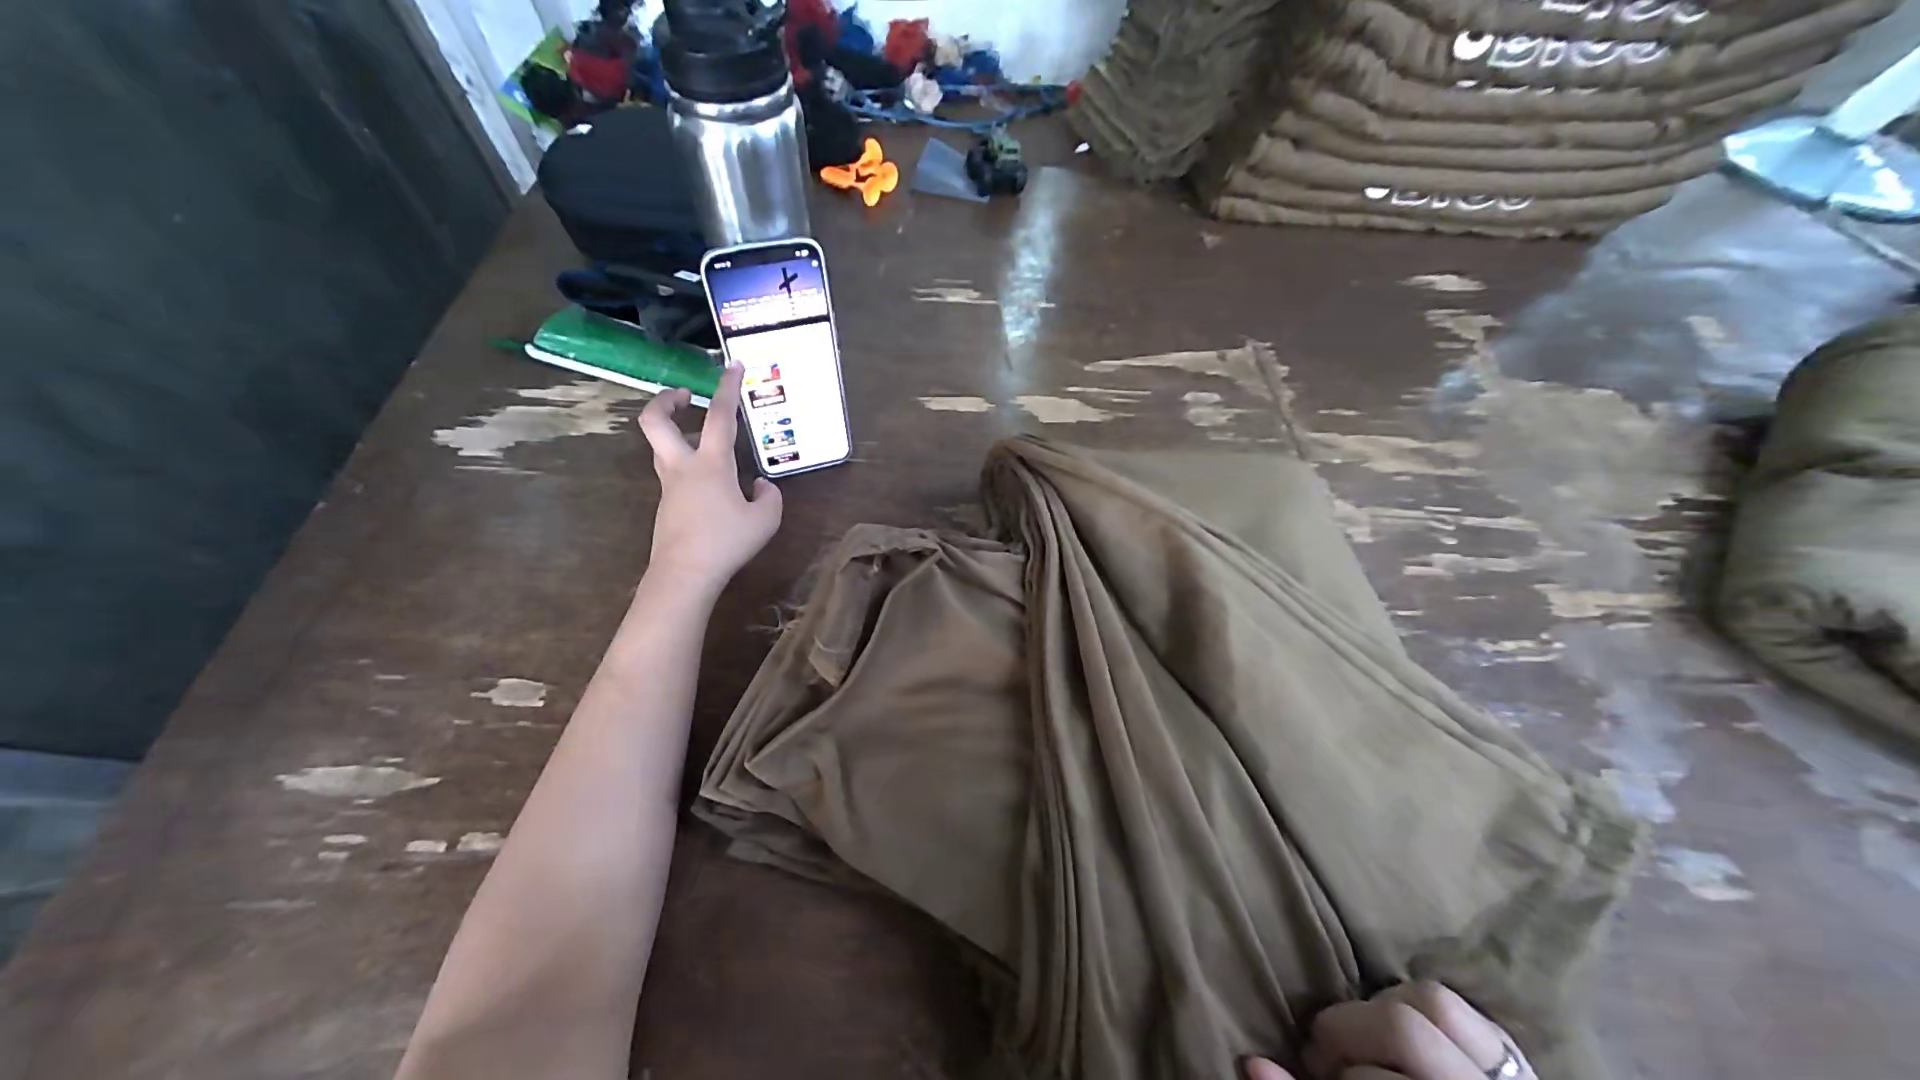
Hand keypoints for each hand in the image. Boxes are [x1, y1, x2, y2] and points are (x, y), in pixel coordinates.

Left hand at [637, 364, 782, 595]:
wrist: (685, 574)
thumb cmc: (727, 542)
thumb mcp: (766, 520)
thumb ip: (769, 497)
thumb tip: (759, 485)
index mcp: (711, 463)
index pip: (719, 416)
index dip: (727, 388)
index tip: (733, 365)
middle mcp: (683, 466)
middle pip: (655, 420)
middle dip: (666, 400)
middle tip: (686, 397)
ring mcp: (669, 486)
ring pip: (661, 446)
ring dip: (675, 433)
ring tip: (703, 440)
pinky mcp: (665, 505)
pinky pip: (673, 474)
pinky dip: (688, 467)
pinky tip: (714, 488)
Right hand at [1245, 982, 1533, 1079]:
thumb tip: (1251, 1063)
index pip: (1375, 1079)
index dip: (1339, 1077)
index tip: (1313, 1077)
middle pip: (1403, 1028)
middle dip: (1348, 1035)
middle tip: (1323, 1059)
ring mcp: (1508, 1073)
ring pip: (1430, 1000)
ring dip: (1378, 1010)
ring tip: (1358, 1043)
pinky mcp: (1508, 1051)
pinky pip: (1451, 1000)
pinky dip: (1409, 1003)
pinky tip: (1389, 1035)